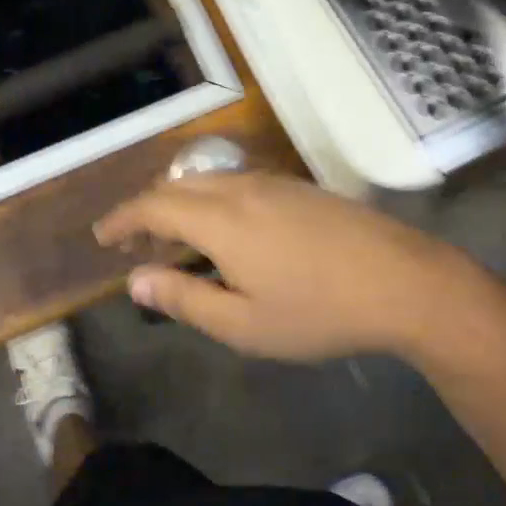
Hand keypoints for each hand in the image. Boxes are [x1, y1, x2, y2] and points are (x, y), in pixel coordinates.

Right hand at [93, 173, 485, 361]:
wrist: (404, 281)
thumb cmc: (318, 311)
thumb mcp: (244, 324)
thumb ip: (185, 300)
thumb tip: (136, 281)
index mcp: (220, 220)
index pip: (154, 205)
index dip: (123, 219)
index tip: (101, 237)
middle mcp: (241, 189)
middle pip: (179, 186)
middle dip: (148, 210)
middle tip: (134, 245)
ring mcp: (275, 183)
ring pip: (210, 181)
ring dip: (181, 203)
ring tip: (174, 239)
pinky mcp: (300, 188)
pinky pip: (237, 183)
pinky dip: (212, 200)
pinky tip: (225, 231)